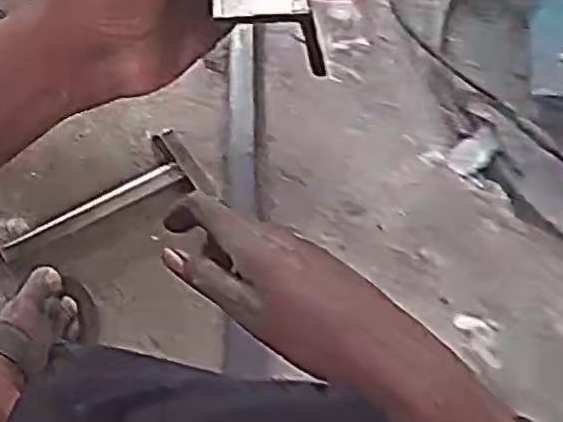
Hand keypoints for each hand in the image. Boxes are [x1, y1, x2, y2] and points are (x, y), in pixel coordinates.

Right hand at [161, 193, 513, 421]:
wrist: (391, 357)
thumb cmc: (320, 336)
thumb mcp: (244, 310)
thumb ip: (204, 277)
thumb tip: (173, 256)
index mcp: (250, 238)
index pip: (203, 204)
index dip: (180, 210)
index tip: (171, 222)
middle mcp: (277, 233)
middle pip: (230, 221)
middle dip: (210, 241)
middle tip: (202, 267)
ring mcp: (304, 246)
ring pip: (256, 237)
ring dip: (238, 255)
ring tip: (240, 292)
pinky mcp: (325, 262)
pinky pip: (281, 251)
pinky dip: (265, 265)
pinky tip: (277, 301)